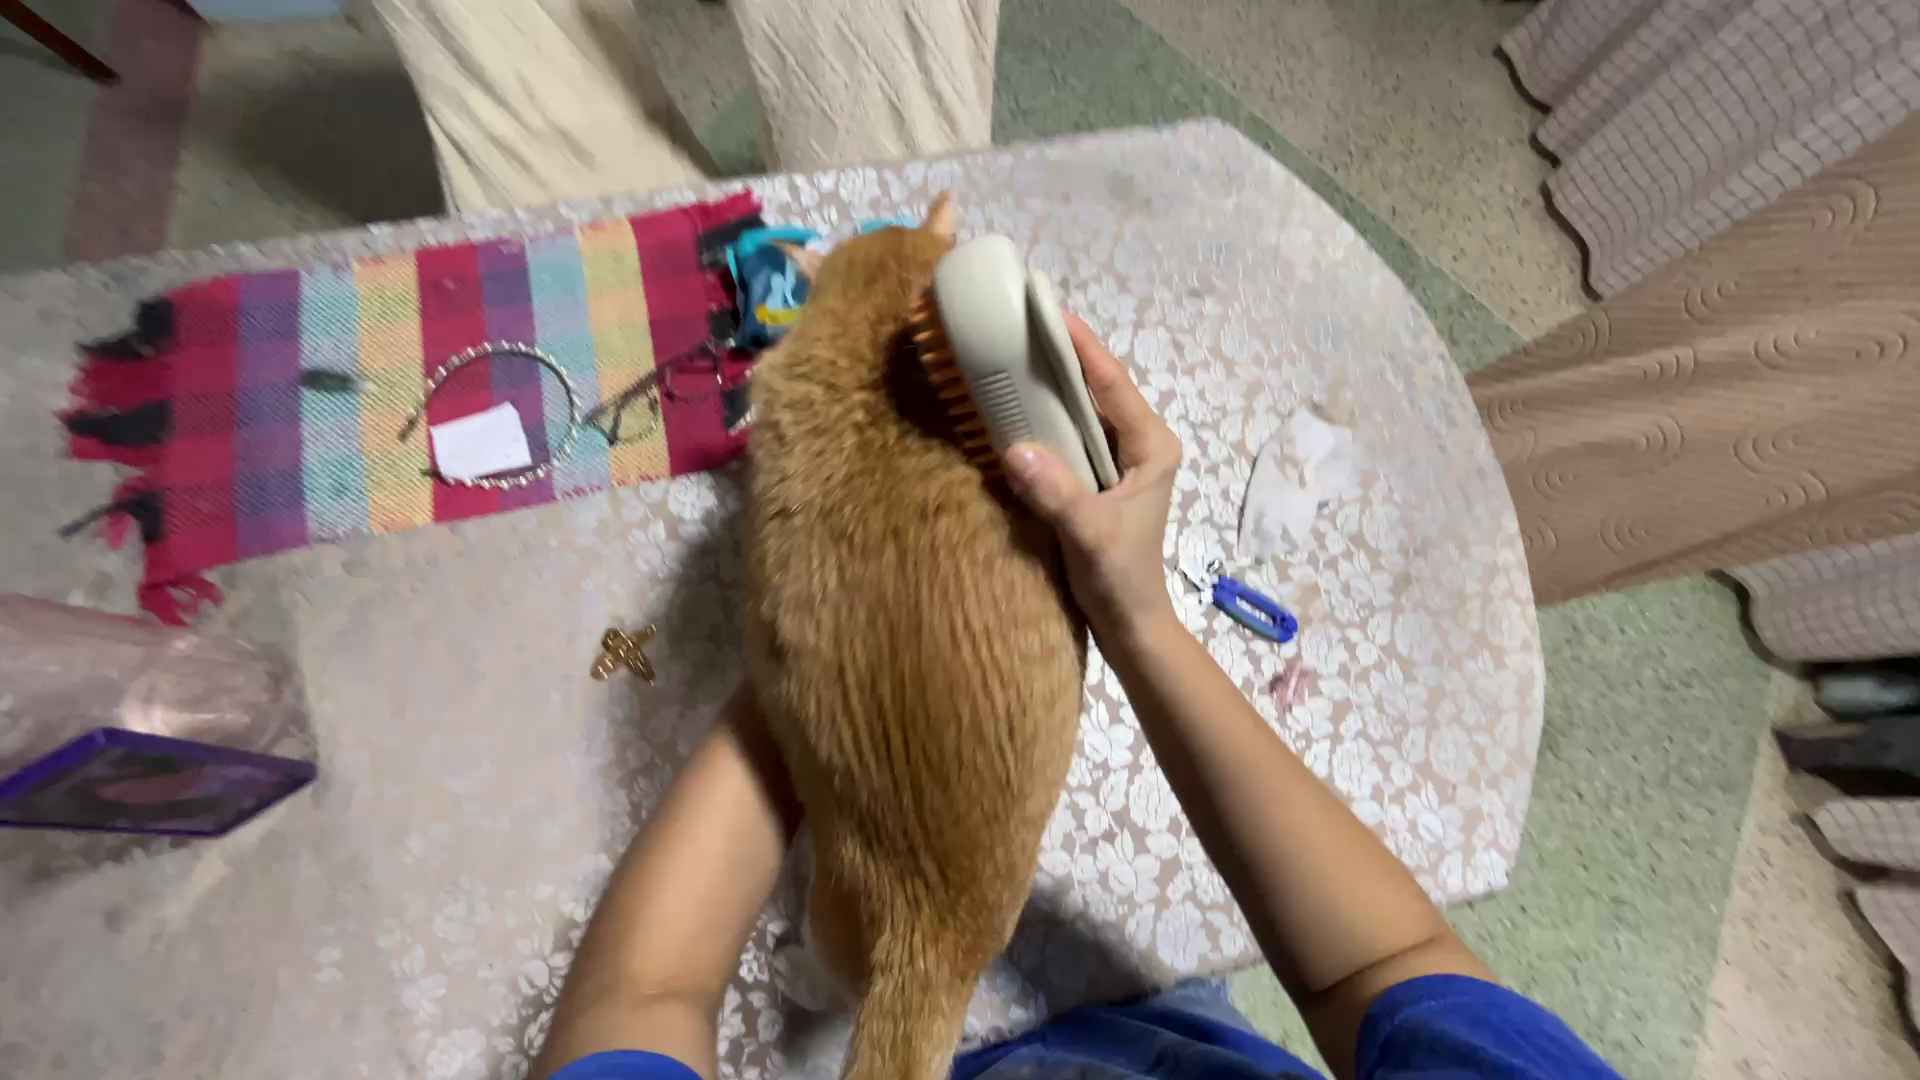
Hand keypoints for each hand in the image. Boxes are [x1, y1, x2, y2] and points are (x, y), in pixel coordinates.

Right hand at [1004, 314, 1181, 643]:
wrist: (1128, 623)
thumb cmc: (1121, 578)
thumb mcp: (1091, 534)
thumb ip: (1058, 493)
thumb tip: (1015, 449)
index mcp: (1152, 446)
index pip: (1114, 383)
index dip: (1083, 346)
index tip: (1051, 312)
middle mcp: (1137, 445)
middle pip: (1096, 391)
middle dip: (1060, 361)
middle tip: (1018, 330)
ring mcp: (1116, 462)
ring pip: (1079, 414)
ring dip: (1047, 392)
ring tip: (1008, 362)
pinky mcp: (1094, 480)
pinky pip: (1066, 440)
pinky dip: (1041, 426)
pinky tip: (1012, 415)